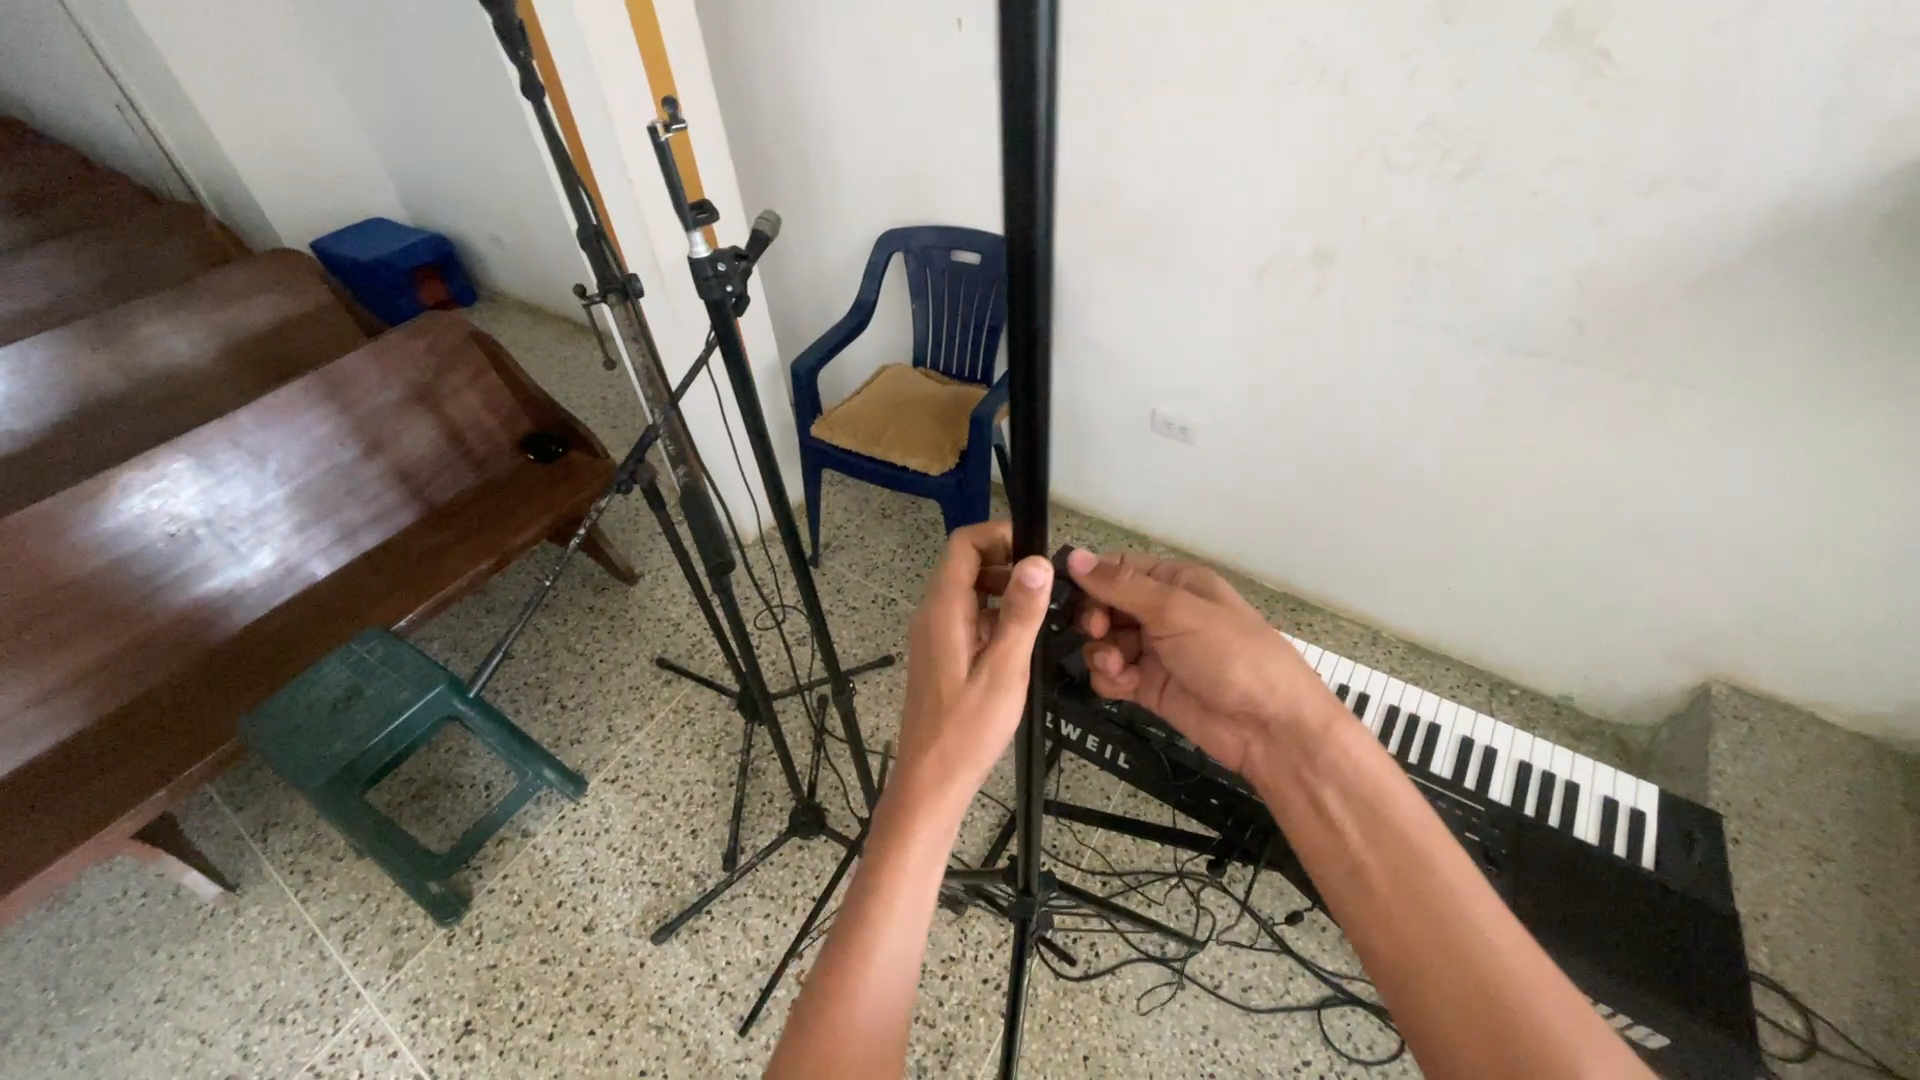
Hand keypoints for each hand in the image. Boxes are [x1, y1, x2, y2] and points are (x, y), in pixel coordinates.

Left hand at [895, 522, 1054, 812]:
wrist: (932, 778)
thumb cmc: (968, 728)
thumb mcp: (1004, 670)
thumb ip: (1021, 614)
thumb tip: (1037, 561)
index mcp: (943, 609)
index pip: (963, 544)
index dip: (999, 536)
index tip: (1037, 550)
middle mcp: (933, 613)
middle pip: (966, 563)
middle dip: (1007, 561)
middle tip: (1048, 583)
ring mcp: (934, 633)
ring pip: (969, 590)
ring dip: (1004, 589)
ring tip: (1042, 610)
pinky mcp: (941, 653)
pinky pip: (968, 617)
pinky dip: (995, 615)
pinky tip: (1022, 640)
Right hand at [1066, 548, 1335, 776]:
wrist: (1268, 726)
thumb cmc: (1229, 654)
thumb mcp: (1175, 610)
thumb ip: (1120, 585)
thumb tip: (1072, 555)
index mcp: (1175, 583)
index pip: (1118, 569)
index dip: (1093, 580)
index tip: (1076, 596)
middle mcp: (1162, 613)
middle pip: (1105, 606)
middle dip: (1094, 619)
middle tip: (1099, 632)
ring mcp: (1154, 651)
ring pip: (1104, 643)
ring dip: (1101, 653)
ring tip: (1118, 667)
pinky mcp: (1148, 687)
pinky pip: (1112, 675)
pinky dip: (1110, 680)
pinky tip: (1125, 686)